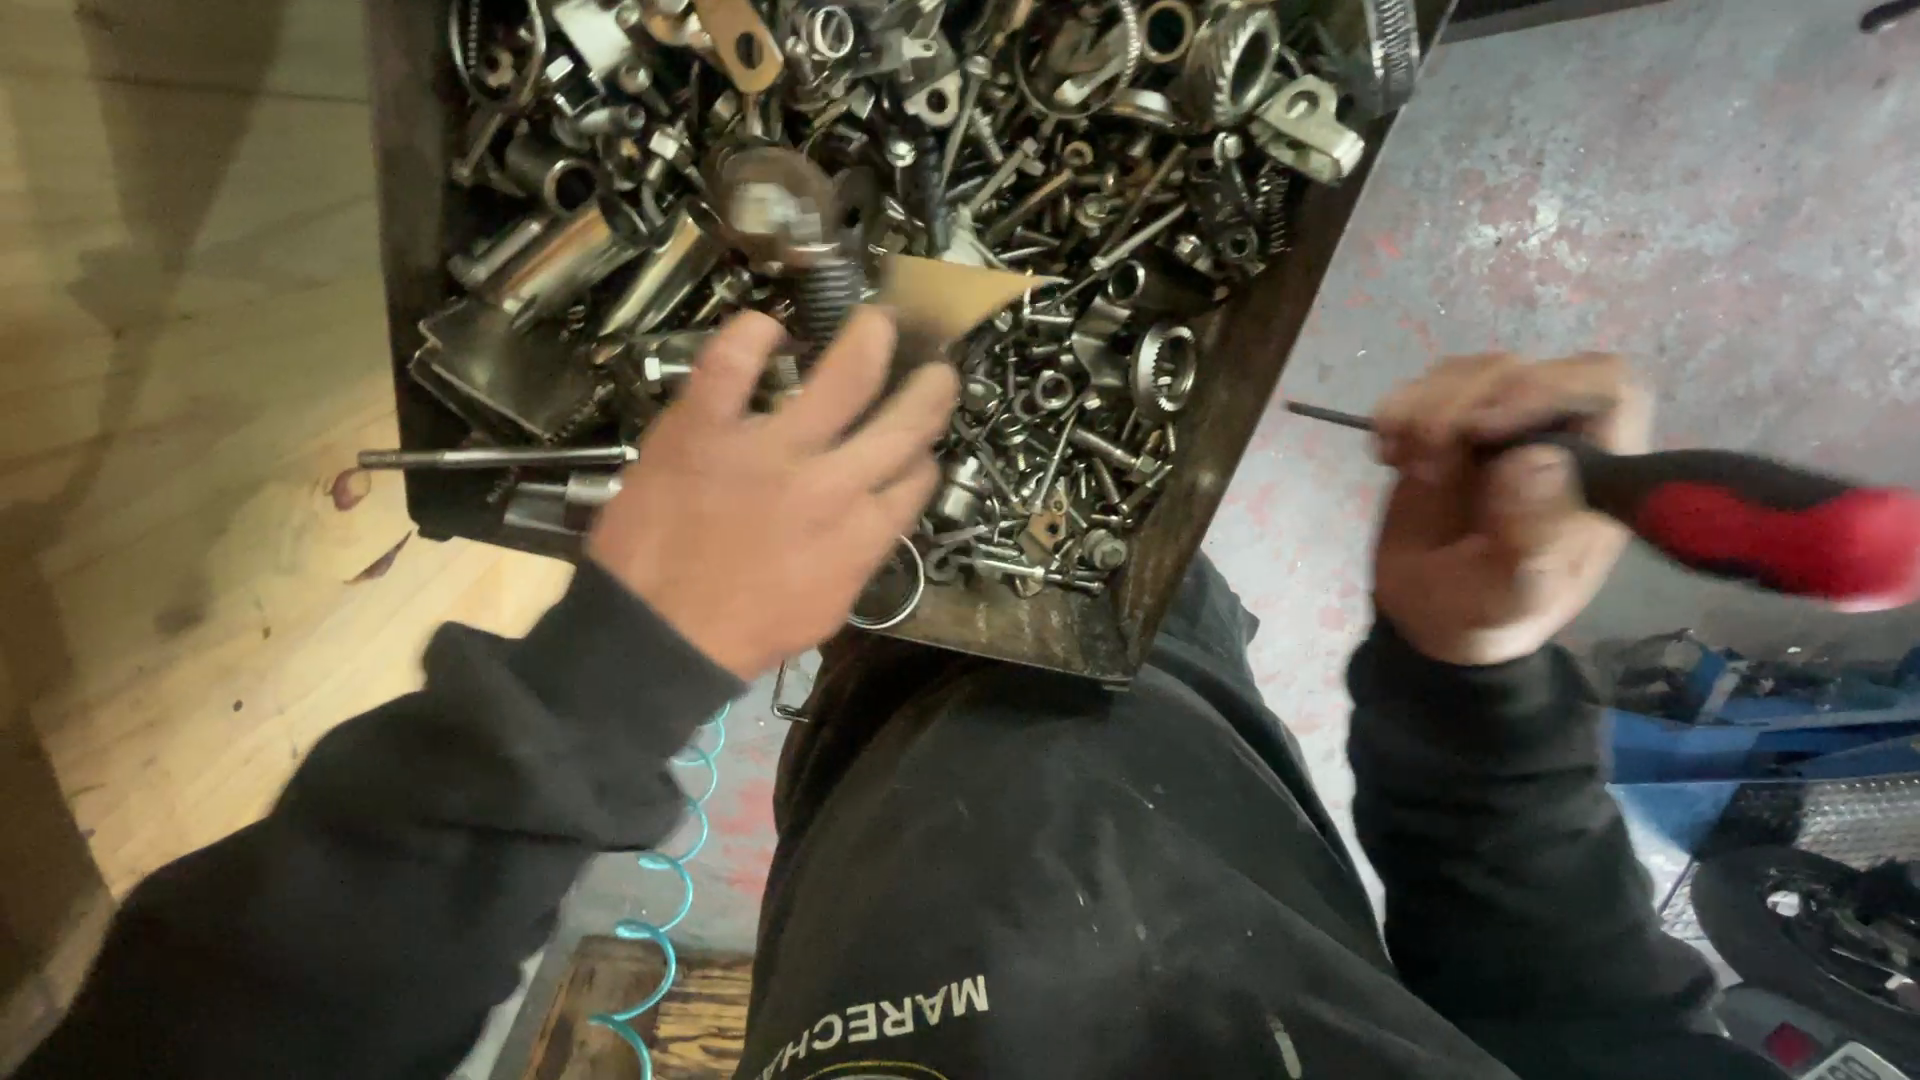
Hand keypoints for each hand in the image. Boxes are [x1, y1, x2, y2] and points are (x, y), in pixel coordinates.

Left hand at [588, 308, 957, 680]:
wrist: (655, 638)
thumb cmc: (743, 632)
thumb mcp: (828, 609)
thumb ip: (861, 555)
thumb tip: (876, 516)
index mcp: (862, 533)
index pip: (916, 478)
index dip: (924, 459)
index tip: (918, 452)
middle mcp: (832, 484)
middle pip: (902, 424)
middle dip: (929, 392)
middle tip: (937, 370)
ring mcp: (769, 449)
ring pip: (843, 378)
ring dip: (870, 343)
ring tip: (880, 322)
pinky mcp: (705, 428)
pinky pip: (732, 364)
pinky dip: (751, 336)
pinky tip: (768, 328)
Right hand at [1370, 352, 1652, 665]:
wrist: (1425, 616)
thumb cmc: (1485, 610)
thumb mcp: (1517, 594)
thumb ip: (1533, 537)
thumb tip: (1534, 461)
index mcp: (1597, 470)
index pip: (1603, 387)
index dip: (1549, 387)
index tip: (1486, 425)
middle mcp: (1550, 435)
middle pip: (1520, 370)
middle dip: (1464, 401)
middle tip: (1427, 452)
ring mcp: (1491, 428)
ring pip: (1465, 372)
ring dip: (1423, 407)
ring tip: (1405, 461)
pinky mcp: (1441, 430)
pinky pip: (1420, 390)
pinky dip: (1394, 413)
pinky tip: (1387, 454)